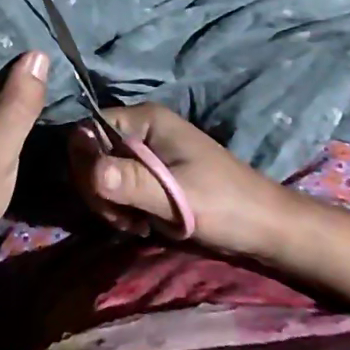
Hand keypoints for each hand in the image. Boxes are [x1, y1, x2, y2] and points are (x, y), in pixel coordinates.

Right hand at [68, 103, 300, 258]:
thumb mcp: (175, 196)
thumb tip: (89, 171)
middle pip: (91, 152)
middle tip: (122, 218)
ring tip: (134, 224)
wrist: (264, 228)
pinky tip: (139, 226)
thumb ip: (130, 182)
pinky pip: (118, 187)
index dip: (86, 162)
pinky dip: (121, 208)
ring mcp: (147, 154)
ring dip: (109, 203)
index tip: (103, 196)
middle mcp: (142, 131)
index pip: (89, 129)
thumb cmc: (224, 205)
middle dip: (97, 188)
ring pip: (102, 173)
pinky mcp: (152, 177)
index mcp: (146, 120)